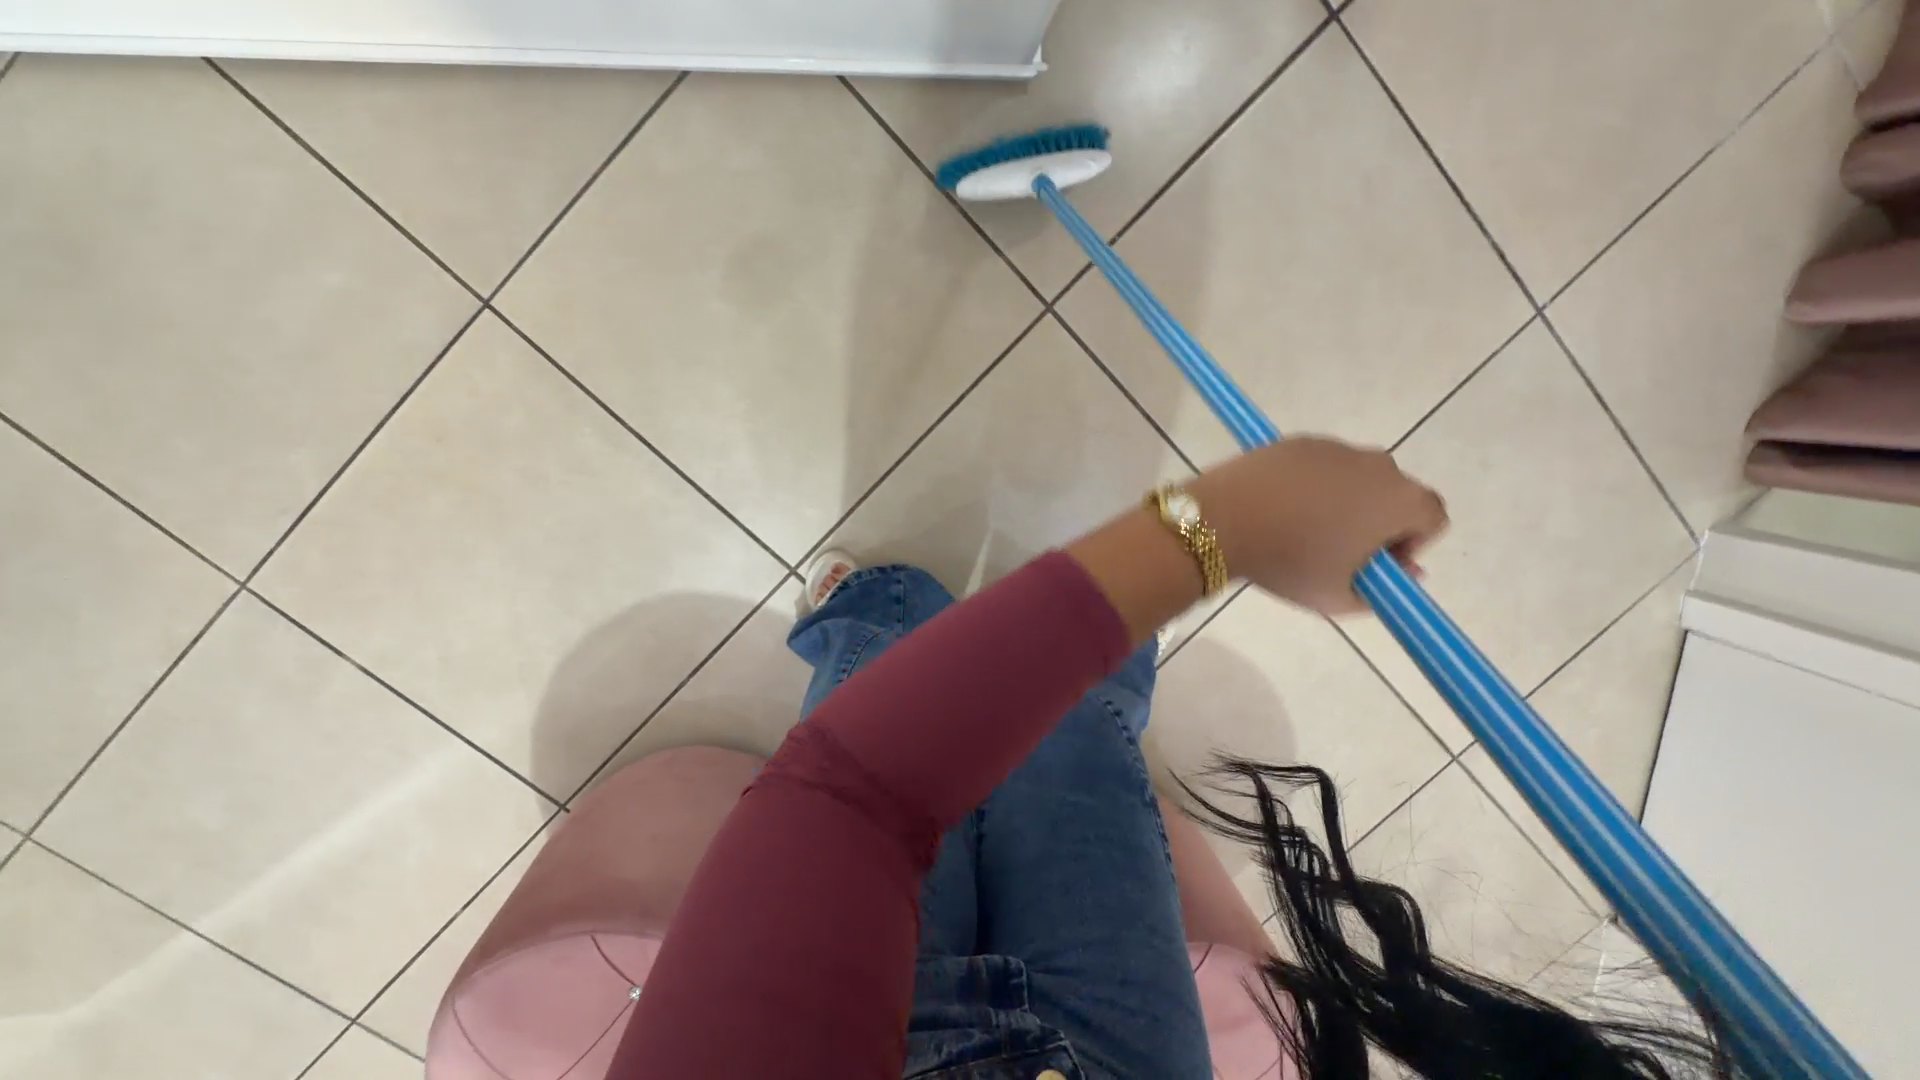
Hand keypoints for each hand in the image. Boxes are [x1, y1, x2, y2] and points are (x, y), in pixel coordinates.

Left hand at [1186, 437, 1446, 615]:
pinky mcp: (1299, 441)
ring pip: (1356, 479)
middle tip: (1338, 551)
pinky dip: (1312, 485)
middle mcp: (1377, 464)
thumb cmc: (1290, 561)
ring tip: (1302, 530)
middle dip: (1377, 523)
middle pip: (1394, 496)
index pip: (1432, 519)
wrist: (1223, 518)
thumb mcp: (1339, 597)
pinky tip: (1281, 508)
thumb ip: (1383, 591)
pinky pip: (1321, 467)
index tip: (1375, 564)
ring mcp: (1336, 447)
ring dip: (1344, 503)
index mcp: (1400, 500)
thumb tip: (1401, 573)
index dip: (1411, 545)